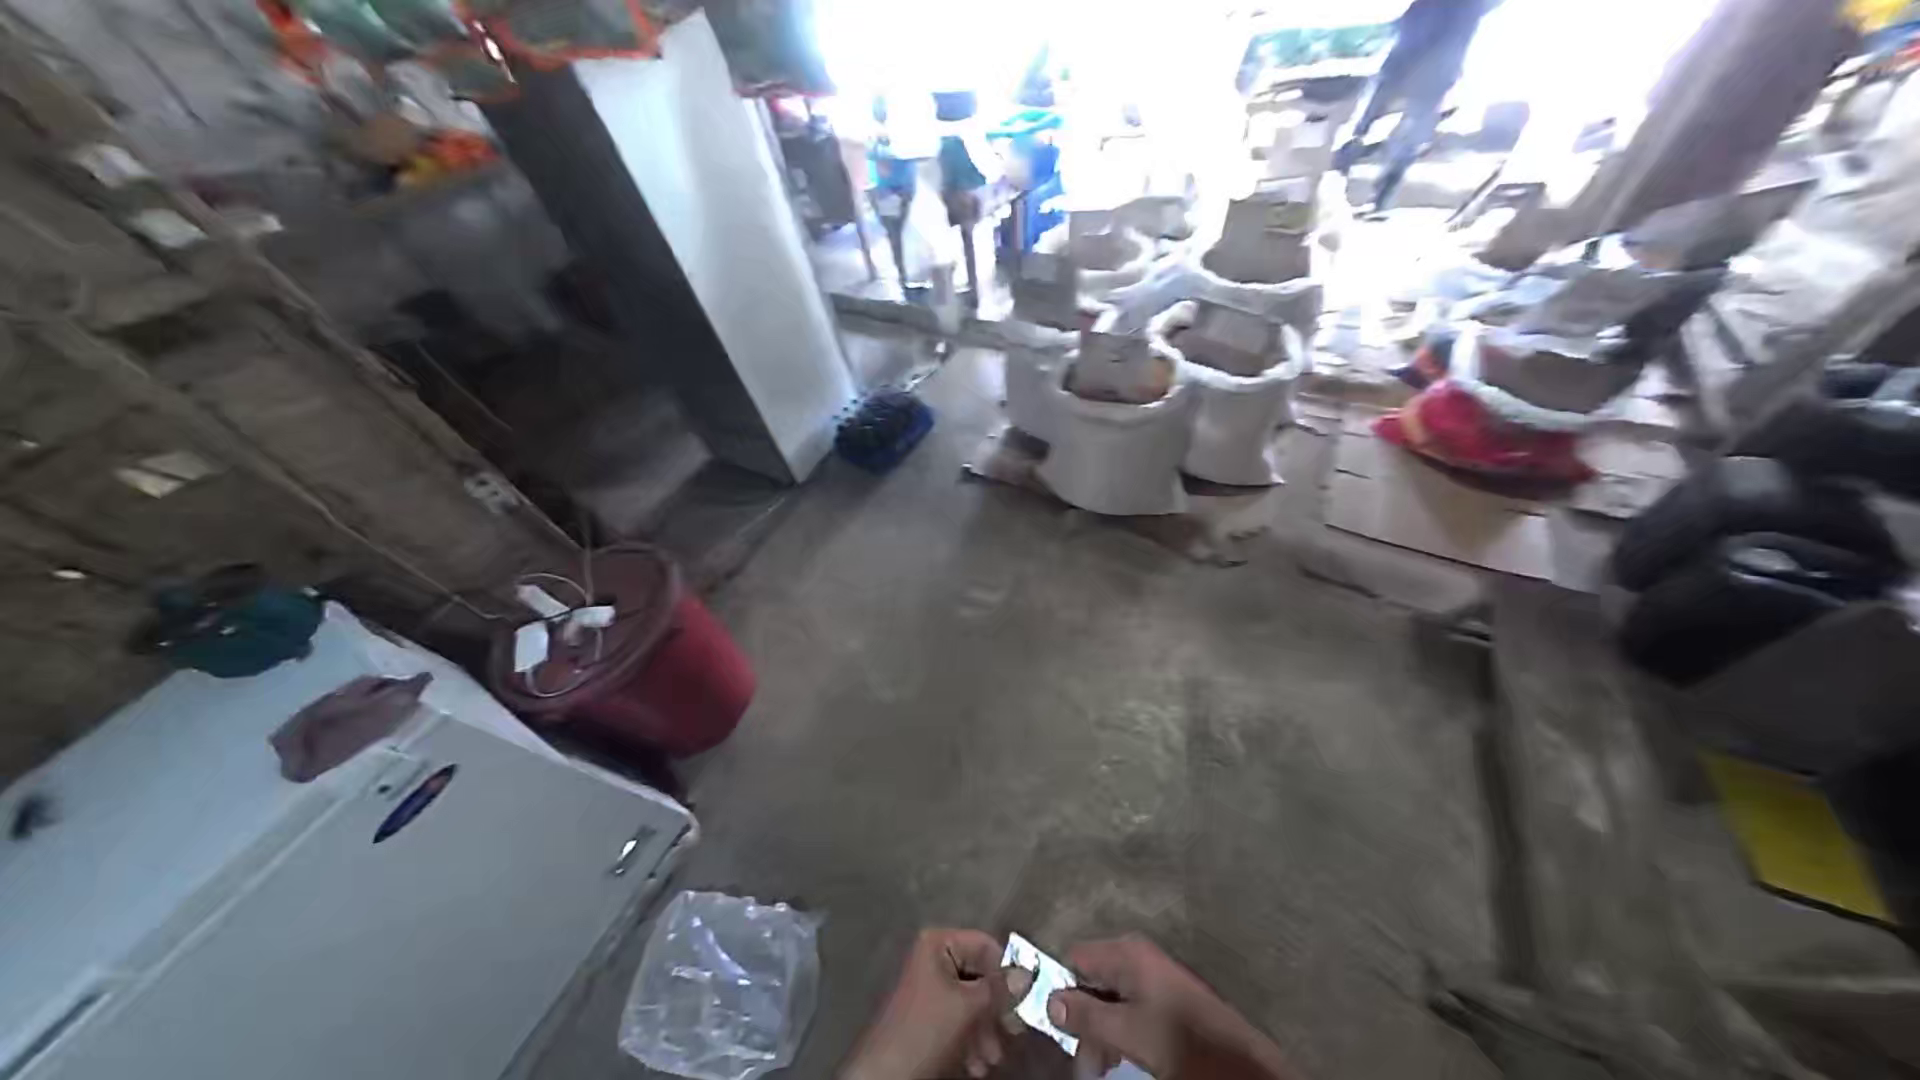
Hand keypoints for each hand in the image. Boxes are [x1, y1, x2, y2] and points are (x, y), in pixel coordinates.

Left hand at [840, 928, 1033, 1079]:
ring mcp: (930, 987)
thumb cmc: (925, 1031)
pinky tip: (975, 1065)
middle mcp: (934, 959)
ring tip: (990, 1058)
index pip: (985, 945)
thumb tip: (1028, 974)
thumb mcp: (967, 1007)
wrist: (884, 1077)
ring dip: (986, 1030)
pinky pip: (960, 1018)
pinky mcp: (929, 1016)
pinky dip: (971, 1039)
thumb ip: (999, 989)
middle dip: (996, 1009)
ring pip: (972, 1001)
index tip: (1025, 999)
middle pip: (980, 975)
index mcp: (938, 944)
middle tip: (1011, 1034)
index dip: (1007, 971)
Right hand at [1046, 936, 1294, 1079]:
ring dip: (1100, 1031)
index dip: (1062, 988)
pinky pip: (1129, 1007)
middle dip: (1083, 1018)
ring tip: (1101, 1067)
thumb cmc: (1179, 1039)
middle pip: (1092, 979)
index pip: (1075, 957)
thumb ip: (1087, 1015)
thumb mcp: (1129, 1031)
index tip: (1058, 1026)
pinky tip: (1123, 1055)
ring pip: (1110, 998)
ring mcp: (1154, 976)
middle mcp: (1137, 955)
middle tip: (1085, 1063)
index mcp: (1126, 953)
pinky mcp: (1166, 997)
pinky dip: (1120, 1031)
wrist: (1240, 1063)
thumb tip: (1049, 999)